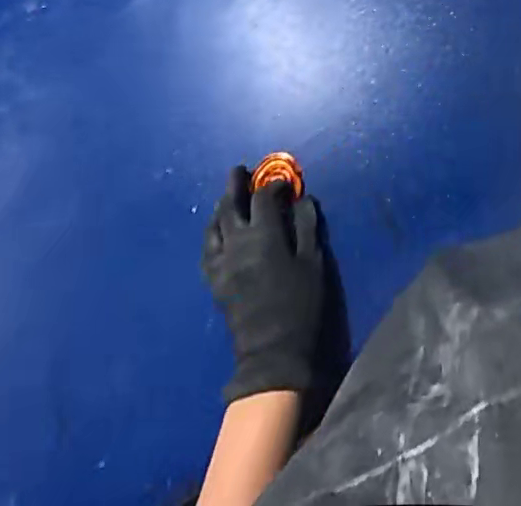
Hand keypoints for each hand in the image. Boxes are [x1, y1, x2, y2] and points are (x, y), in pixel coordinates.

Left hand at [201, 166, 323, 402]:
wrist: (271, 351)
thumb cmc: (299, 306)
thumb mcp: (313, 264)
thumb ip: (307, 228)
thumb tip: (303, 199)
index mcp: (264, 235)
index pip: (263, 197)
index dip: (273, 185)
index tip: (282, 185)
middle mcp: (237, 241)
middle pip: (230, 202)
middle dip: (235, 182)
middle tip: (239, 170)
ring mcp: (221, 259)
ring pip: (215, 222)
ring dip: (222, 205)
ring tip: (228, 197)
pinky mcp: (213, 278)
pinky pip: (207, 247)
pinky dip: (212, 232)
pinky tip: (217, 230)